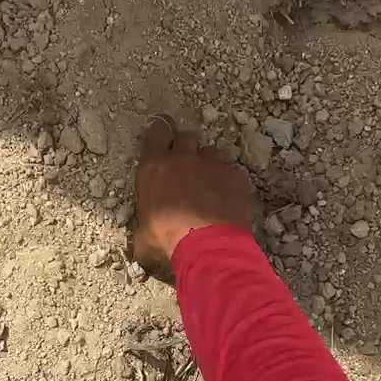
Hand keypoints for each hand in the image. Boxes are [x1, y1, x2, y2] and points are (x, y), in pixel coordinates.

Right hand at [132, 115, 254, 281]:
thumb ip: (144, 226)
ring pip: (212, 152)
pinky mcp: (236, 177)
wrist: (208, 248)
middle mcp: (184, 159)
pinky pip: (232, 173)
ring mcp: (214, 165)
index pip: (157, 132)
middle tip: (186, 165)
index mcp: (155, 168)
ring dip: (209, 164)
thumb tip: (144, 239)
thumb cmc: (168, 242)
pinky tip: (227, 201)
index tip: (164, 139)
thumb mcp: (143, 237)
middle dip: (186, 147)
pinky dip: (229, 183)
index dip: (161, 133)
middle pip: (186, 137)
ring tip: (210, 184)